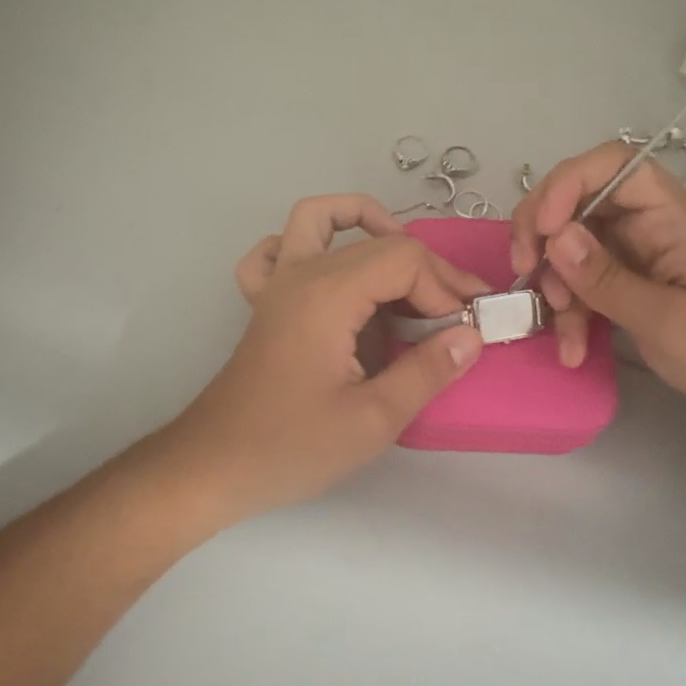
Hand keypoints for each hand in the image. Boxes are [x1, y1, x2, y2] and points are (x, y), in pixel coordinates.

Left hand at [160, 195, 489, 521]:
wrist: (213, 466)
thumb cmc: (292, 446)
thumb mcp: (373, 419)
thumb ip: (427, 371)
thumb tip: (471, 336)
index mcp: (329, 295)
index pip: (405, 260)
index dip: (445, 290)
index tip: (466, 332)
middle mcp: (301, 273)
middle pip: (378, 242)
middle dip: (427, 271)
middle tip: (459, 314)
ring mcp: (277, 283)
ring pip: (319, 219)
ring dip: (366, 226)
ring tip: (405, 266)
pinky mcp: (265, 302)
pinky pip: (279, 250)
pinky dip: (308, 245)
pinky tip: (333, 272)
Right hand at [510, 143, 685, 410]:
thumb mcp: (666, 319)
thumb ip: (607, 279)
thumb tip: (554, 237)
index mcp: (668, 212)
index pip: (611, 164)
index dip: (568, 182)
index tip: (543, 228)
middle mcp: (643, 221)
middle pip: (574, 198)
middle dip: (541, 233)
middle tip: (522, 270)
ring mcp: (627, 250)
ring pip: (565, 243)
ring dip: (553, 284)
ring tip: (562, 331)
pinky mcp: (616, 279)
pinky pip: (575, 281)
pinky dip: (567, 313)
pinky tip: (571, 350)